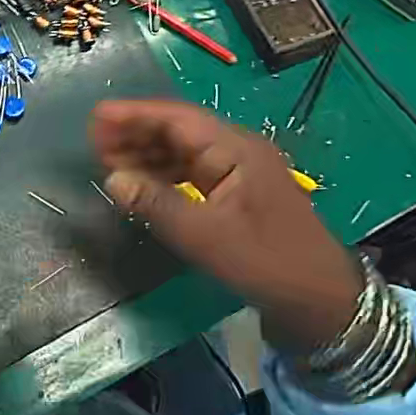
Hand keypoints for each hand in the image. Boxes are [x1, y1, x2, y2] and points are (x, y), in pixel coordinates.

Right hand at [91, 99, 364, 347]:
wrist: (322, 300)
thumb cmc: (266, 262)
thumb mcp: (206, 236)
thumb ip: (156, 204)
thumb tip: (113, 180)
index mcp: (235, 148)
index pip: (176, 119)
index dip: (134, 115)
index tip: (97, 116)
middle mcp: (235, 149)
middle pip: (178, 130)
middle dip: (136, 133)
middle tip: (94, 143)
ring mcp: (236, 170)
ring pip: (182, 150)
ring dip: (146, 153)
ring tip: (108, 161)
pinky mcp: (234, 192)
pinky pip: (191, 171)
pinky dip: (162, 174)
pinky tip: (140, 183)